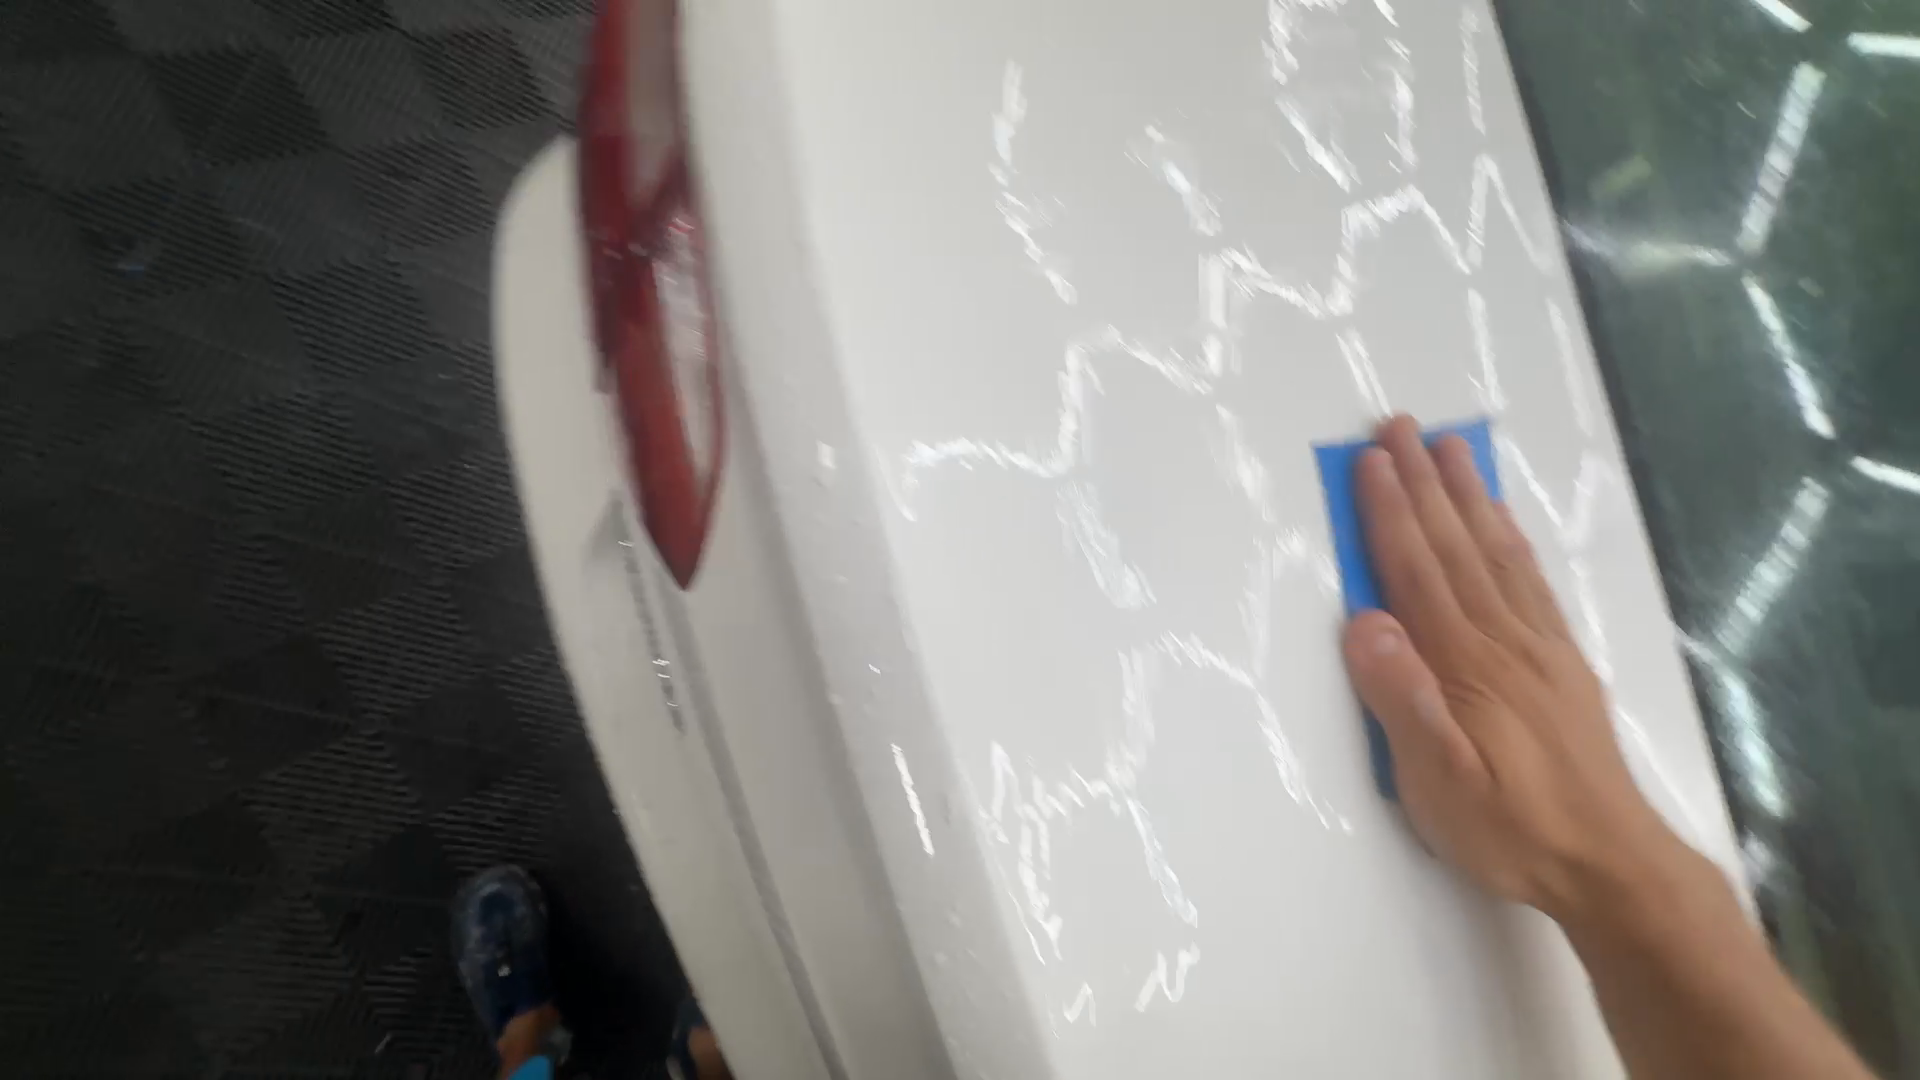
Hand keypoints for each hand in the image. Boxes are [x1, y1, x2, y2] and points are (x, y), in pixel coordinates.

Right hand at [1341, 415, 1688, 920]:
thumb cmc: (1505, 824)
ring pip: (1493, 552)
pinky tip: (1497, 519)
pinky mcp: (1557, 659)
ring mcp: (1536, 645)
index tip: (1368, 460)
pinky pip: (1529, 581)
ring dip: (1466, 495)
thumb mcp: (1436, 780)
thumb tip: (1363, 623)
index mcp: (1463, 661)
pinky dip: (1508, 537)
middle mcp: (1501, 637)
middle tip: (1400, 425)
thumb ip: (1400, 700)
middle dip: (1422, 482)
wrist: (1609, 867)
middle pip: (1453, 545)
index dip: (1390, 511)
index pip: (1417, 569)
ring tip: (1449, 448)